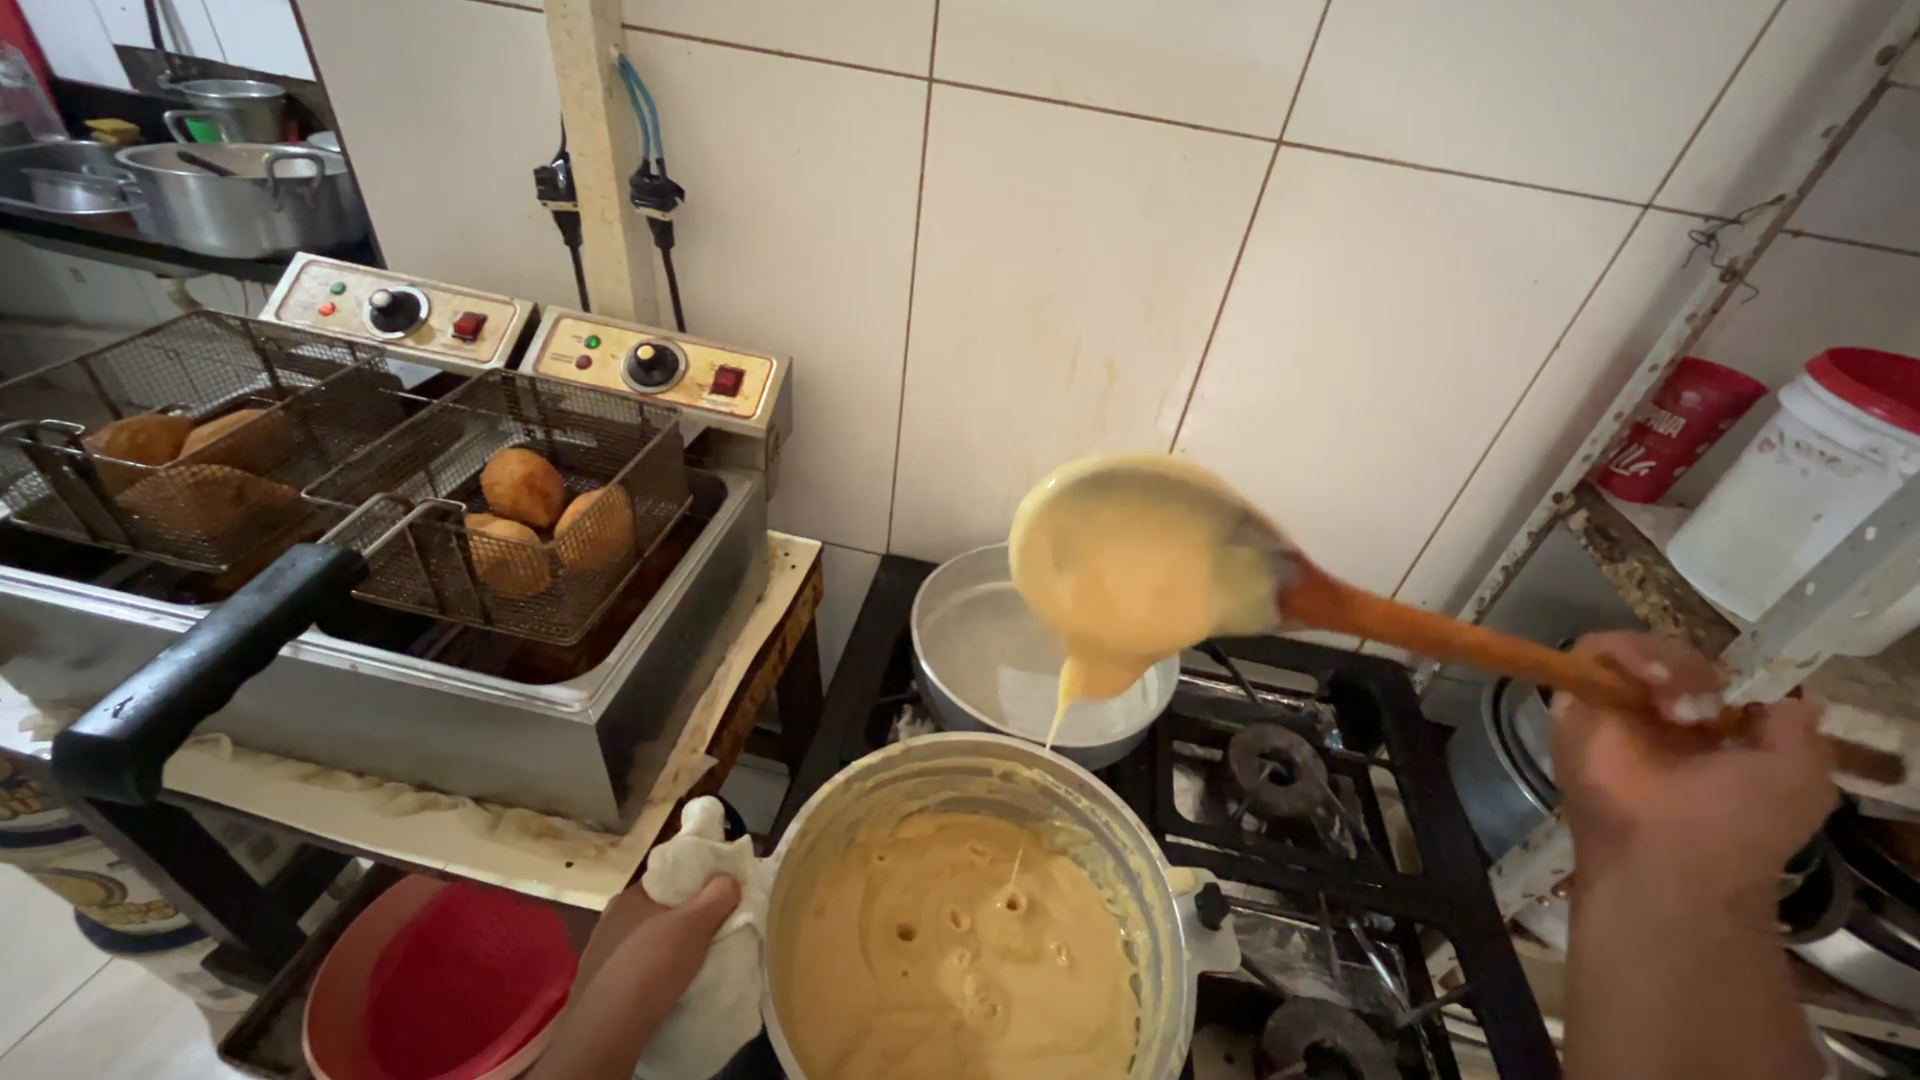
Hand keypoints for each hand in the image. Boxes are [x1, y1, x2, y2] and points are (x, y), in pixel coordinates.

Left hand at [529, 875, 741, 1079]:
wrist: (606, 1030)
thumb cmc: (652, 965)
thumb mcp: (696, 924)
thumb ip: (718, 895)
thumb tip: (729, 879)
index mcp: (629, 897)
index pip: (668, 878)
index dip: (694, 883)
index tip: (716, 896)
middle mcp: (609, 919)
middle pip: (657, 909)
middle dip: (681, 918)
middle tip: (708, 930)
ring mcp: (599, 953)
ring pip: (643, 940)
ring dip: (663, 947)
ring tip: (688, 961)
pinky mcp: (597, 986)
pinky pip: (632, 969)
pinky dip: (649, 973)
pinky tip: (662, 986)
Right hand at [1551, 632, 1835, 904]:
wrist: (1666, 851)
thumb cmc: (1738, 823)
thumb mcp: (1800, 775)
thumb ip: (1794, 727)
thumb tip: (1776, 692)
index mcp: (1706, 733)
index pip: (1708, 677)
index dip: (1727, 674)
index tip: (1742, 694)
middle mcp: (1655, 715)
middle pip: (1670, 657)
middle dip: (1695, 668)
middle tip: (1707, 702)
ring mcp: (1612, 707)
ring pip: (1633, 648)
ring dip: (1664, 661)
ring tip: (1677, 696)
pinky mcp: (1574, 700)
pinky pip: (1592, 652)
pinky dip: (1626, 653)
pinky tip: (1653, 682)